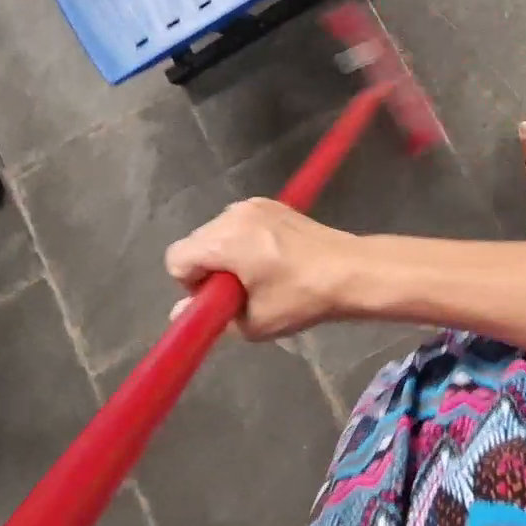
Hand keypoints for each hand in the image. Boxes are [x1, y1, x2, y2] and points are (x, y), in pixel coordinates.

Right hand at [164, 199, 362, 340]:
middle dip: (207, 268)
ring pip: (218, 231)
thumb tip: (180, 313)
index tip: (217, 299)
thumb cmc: (300, 297)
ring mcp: (255, 204)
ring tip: (258, 275)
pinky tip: (271, 259)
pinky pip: (240, 223)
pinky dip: (244, 240)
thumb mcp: (252, 322)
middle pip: (197, 241)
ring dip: (226, 253)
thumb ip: (209, 318)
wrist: (349, 270)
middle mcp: (234, 213)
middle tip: (239, 291)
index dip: (189, 283)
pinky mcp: (273, 203)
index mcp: (224, 239)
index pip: (177, 257)